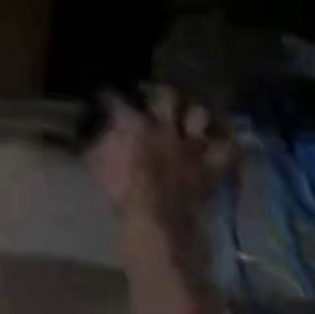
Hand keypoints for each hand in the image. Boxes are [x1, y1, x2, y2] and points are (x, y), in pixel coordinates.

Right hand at [85, 86, 235, 257]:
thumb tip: (85, 127)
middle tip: (150, 95)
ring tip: (187, 115)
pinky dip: (226, 142)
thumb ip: (92, 138)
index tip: (103, 94)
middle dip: (157, 91)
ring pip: (200, 114)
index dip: (107, 94)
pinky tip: (218, 140)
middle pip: (166, 94)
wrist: (155, 222)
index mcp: (132, 122)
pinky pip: (229, 149)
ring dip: (193, 113)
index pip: (114, 97)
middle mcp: (164, 126)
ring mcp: (191, 145)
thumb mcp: (93, 161)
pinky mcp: (211, 166)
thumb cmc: (119, 191)